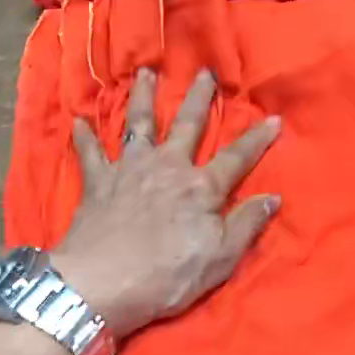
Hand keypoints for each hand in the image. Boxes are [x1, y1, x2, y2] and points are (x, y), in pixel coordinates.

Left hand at [51, 67, 282, 337]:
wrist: (100, 282)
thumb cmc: (165, 277)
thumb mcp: (219, 259)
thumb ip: (246, 225)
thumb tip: (273, 198)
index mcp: (200, 188)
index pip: (237, 158)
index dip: (257, 139)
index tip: (274, 119)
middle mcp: (167, 167)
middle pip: (187, 126)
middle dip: (199, 98)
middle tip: (205, 72)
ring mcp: (130, 170)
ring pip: (139, 124)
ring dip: (144, 98)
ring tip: (146, 74)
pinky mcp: (98, 182)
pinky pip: (91, 153)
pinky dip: (85, 137)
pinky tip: (79, 121)